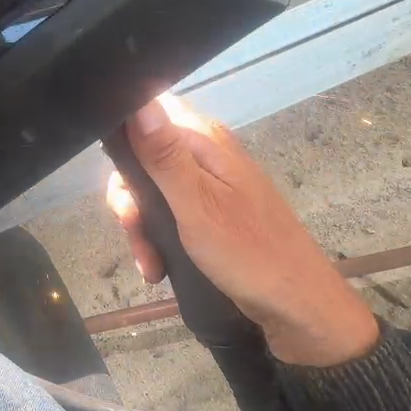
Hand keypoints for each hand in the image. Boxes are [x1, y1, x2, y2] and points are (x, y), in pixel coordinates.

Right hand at [105, 95, 377, 366]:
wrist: (298, 309)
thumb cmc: (247, 253)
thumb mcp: (196, 204)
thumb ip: (163, 154)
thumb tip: (138, 102)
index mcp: (204, 141)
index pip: (150, 109)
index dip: (122, 129)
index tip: (113, 168)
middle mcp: (206, 153)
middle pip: (143, 155)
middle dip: (129, 195)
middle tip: (131, 227)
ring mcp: (210, 183)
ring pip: (152, 189)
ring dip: (141, 225)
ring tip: (148, 262)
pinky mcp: (212, 211)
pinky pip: (170, 212)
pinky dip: (158, 236)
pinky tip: (158, 264)